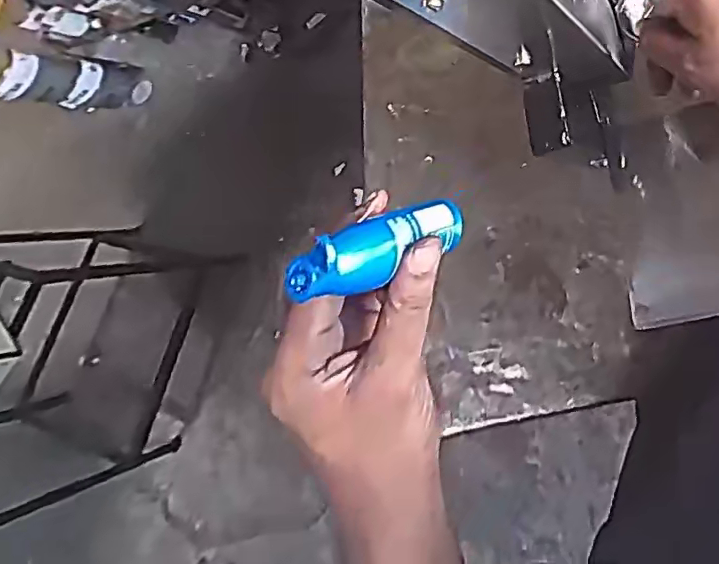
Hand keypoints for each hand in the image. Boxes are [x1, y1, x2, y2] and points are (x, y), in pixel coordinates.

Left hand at [263, 191, 459, 563]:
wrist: (396, 505)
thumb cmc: (388, 454)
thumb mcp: (398, 373)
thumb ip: (408, 306)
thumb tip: (424, 248)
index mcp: (295, 366)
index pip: (315, 288)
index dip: (347, 246)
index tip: (379, 213)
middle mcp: (299, 355)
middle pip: (326, 284)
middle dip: (362, 247)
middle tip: (396, 214)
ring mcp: (320, 356)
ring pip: (345, 292)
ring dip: (376, 262)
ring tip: (407, 230)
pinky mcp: (343, 356)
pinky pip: (359, 308)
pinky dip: (383, 285)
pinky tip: (405, 264)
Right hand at [613, 0, 718, 109]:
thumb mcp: (692, 65)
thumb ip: (658, 47)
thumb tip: (648, 37)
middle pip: (668, 5)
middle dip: (658, 43)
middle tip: (661, 81)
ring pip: (691, 20)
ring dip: (681, 52)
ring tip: (690, 88)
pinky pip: (713, 26)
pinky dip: (703, 49)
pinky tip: (713, 80)